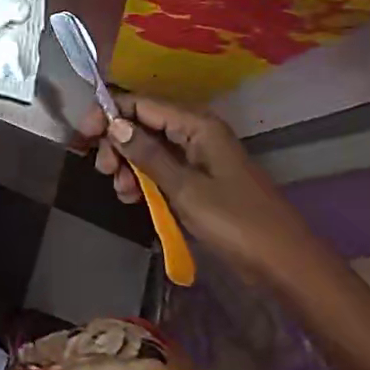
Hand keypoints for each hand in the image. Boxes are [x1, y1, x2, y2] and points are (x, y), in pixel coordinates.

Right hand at [77, 94, 325, 282]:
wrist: (286, 267)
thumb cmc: (236, 223)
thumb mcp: (185, 188)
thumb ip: (146, 154)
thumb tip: (114, 124)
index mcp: (196, 125)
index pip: (139, 103)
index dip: (107, 115)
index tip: (82, 138)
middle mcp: (195, 132)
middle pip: (140, 123)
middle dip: (115, 143)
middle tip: (102, 170)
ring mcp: (197, 156)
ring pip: (146, 147)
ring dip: (126, 164)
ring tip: (120, 191)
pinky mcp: (198, 178)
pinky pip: (160, 167)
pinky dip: (142, 179)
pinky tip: (132, 198)